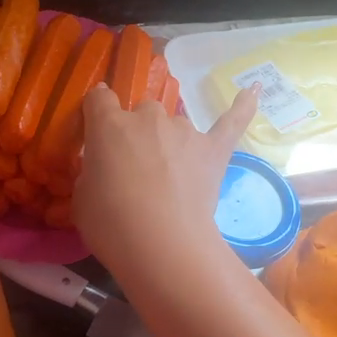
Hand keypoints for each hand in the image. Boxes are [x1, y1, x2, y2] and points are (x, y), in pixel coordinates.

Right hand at [73, 82, 255, 280]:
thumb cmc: (111, 225)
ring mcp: (184, 131)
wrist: (162, 245)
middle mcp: (148, 118)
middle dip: (137, 132)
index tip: (96, 122)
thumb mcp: (82, 197)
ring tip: (167, 173)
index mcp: (108, 126)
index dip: (97, 110)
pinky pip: (231, 121)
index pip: (99, 100)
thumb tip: (105, 166)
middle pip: (141, 111)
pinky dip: (243, 107)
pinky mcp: (213, 149)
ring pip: (173, 124)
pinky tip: (254, 91)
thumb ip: (93, 171)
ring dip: (168, 140)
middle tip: (133, 166)